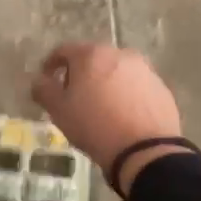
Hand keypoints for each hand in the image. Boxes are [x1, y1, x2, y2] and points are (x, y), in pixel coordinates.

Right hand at [30, 42, 186, 192]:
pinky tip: (121, 116)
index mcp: (91, 55)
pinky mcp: (161, 88)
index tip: (46, 81)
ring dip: (104, 83)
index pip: (63, 50)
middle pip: (92, 59)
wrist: (145, 150)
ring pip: (116, 71)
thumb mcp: (58, 110)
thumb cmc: (94, 125)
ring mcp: (144, 70)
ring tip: (99, 107)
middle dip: (80, 74)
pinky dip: (125, 94)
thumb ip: (43, 89)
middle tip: (72, 96)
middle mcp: (120, 54)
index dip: (50, 64)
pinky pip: (135, 86)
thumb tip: (39, 80)